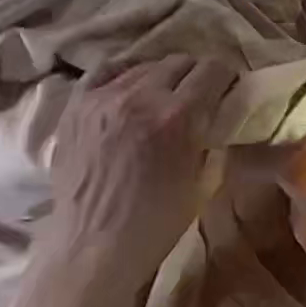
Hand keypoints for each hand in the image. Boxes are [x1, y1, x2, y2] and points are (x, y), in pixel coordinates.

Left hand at [47, 54, 238, 287]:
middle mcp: (140, 96)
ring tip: (165, 96)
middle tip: (201, 95)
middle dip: (197, 74)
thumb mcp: (205, 182)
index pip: (212, 70)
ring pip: (145, 64)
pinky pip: (107, 70)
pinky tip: (133, 84)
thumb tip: (222, 112)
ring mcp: (103, 97)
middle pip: (181, 61)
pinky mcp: (77, 104)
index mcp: (177, 117)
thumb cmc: (156, 222)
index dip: (227, 77)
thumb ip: (215, 138)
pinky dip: (126, 72)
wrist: (93, 245)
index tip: (228, 89)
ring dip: (163, 76)